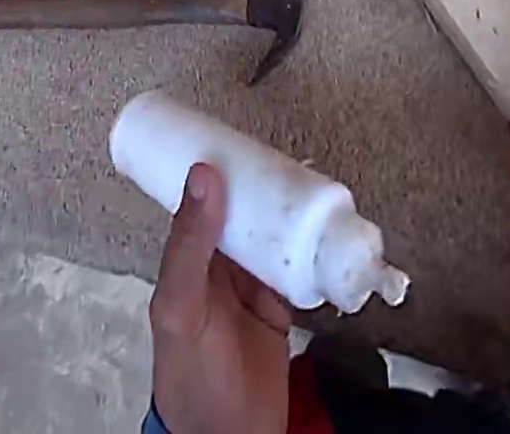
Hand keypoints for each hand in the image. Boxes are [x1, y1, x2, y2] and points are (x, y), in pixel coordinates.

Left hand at [149, 163, 292, 433]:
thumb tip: (205, 173)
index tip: (245, 138)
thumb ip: (190, 245)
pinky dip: (312, 244)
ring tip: (318, 186)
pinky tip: (328, 228)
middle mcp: (222, 257)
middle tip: (296, 162)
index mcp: (191, 250)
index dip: (222, 166)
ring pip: (274, 229)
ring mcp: (254, 277)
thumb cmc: (191, 372)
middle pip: (246, 208)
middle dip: (268, 185)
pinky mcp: (282, 299)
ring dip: (292, 210)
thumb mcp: (181, 304)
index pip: (205, 195)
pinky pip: (298, 260)